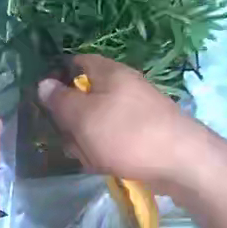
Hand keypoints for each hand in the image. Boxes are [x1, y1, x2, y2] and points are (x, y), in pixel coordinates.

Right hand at [36, 55, 226, 199]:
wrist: (182, 162)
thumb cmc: (126, 134)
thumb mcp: (83, 116)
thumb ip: (60, 100)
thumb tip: (44, 84)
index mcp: (109, 72)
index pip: (77, 62)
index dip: (58, 77)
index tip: (46, 100)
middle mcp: (124, 86)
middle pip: (85, 96)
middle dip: (72, 120)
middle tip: (69, 138)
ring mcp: (137, 110)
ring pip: (98, 122)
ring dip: (87, 140)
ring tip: (90, 157)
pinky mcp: (145, 133)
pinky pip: (115, 138)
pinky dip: (106, 151)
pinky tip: (106, 165)